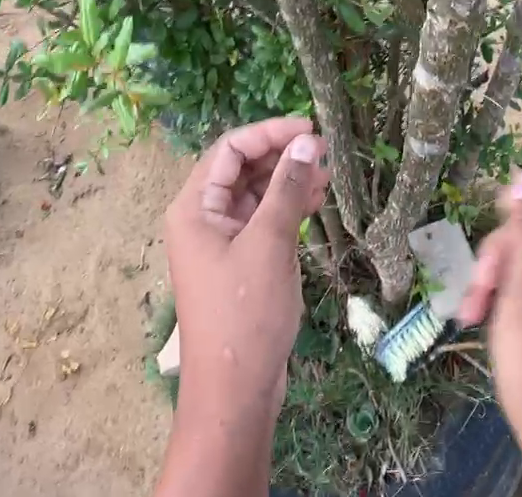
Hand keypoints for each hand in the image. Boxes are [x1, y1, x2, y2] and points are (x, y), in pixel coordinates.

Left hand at [155, 117, 329, 496]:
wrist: (235, 391)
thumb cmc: (245, 313)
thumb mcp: (269, 243)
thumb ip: (287, 188)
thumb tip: (308, 142)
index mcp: (194, 208)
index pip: (230, 149)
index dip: (269, 133)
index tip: (310, 130)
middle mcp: (202, 218)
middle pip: (241, 168)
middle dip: (281, 155)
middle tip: (324, 151)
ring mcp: (221, 241)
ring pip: (255, 193)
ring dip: (288, 180)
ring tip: (327, 173)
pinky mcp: (240, 261)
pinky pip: (262, 220)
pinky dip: (287, 207)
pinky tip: (316, 200)